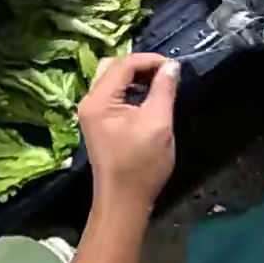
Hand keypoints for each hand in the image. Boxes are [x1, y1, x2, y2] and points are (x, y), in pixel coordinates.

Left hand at [78, 52, 179, 214]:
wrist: (123, 202)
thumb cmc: (141, 164)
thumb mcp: (158, 122)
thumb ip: (164, 89)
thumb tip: (171, 65)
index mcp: (99, 100)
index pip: (124, 64)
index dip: (150, 60)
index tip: (174, 66)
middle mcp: (90, 101)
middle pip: (113, 66)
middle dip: (140, 65)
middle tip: (165, 73)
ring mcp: (91, 112)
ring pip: (111, 79)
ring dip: (135, 76)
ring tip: (159, 83)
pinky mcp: (98, 122)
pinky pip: (112, 93)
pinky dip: (129, 89)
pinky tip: (147, 97)